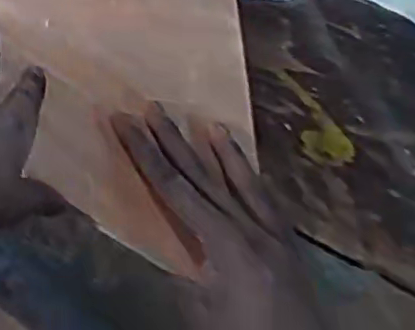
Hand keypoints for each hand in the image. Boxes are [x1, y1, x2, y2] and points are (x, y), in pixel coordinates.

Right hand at [113, 105, 329, 329]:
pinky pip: (269, 207)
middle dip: (173, 140)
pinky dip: (254, 182)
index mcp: (225, 242)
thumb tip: (151, 237)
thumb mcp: (198, 308)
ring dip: (223, 154)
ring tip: (211, 124)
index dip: (143, 151)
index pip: (173, 185)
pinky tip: (248, 170)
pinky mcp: (292, 253)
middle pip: (204, 177)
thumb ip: (177, 266)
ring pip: (244, 186)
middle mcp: (252, 233)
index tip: (122, 120)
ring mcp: (277, 241)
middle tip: (152, 107)